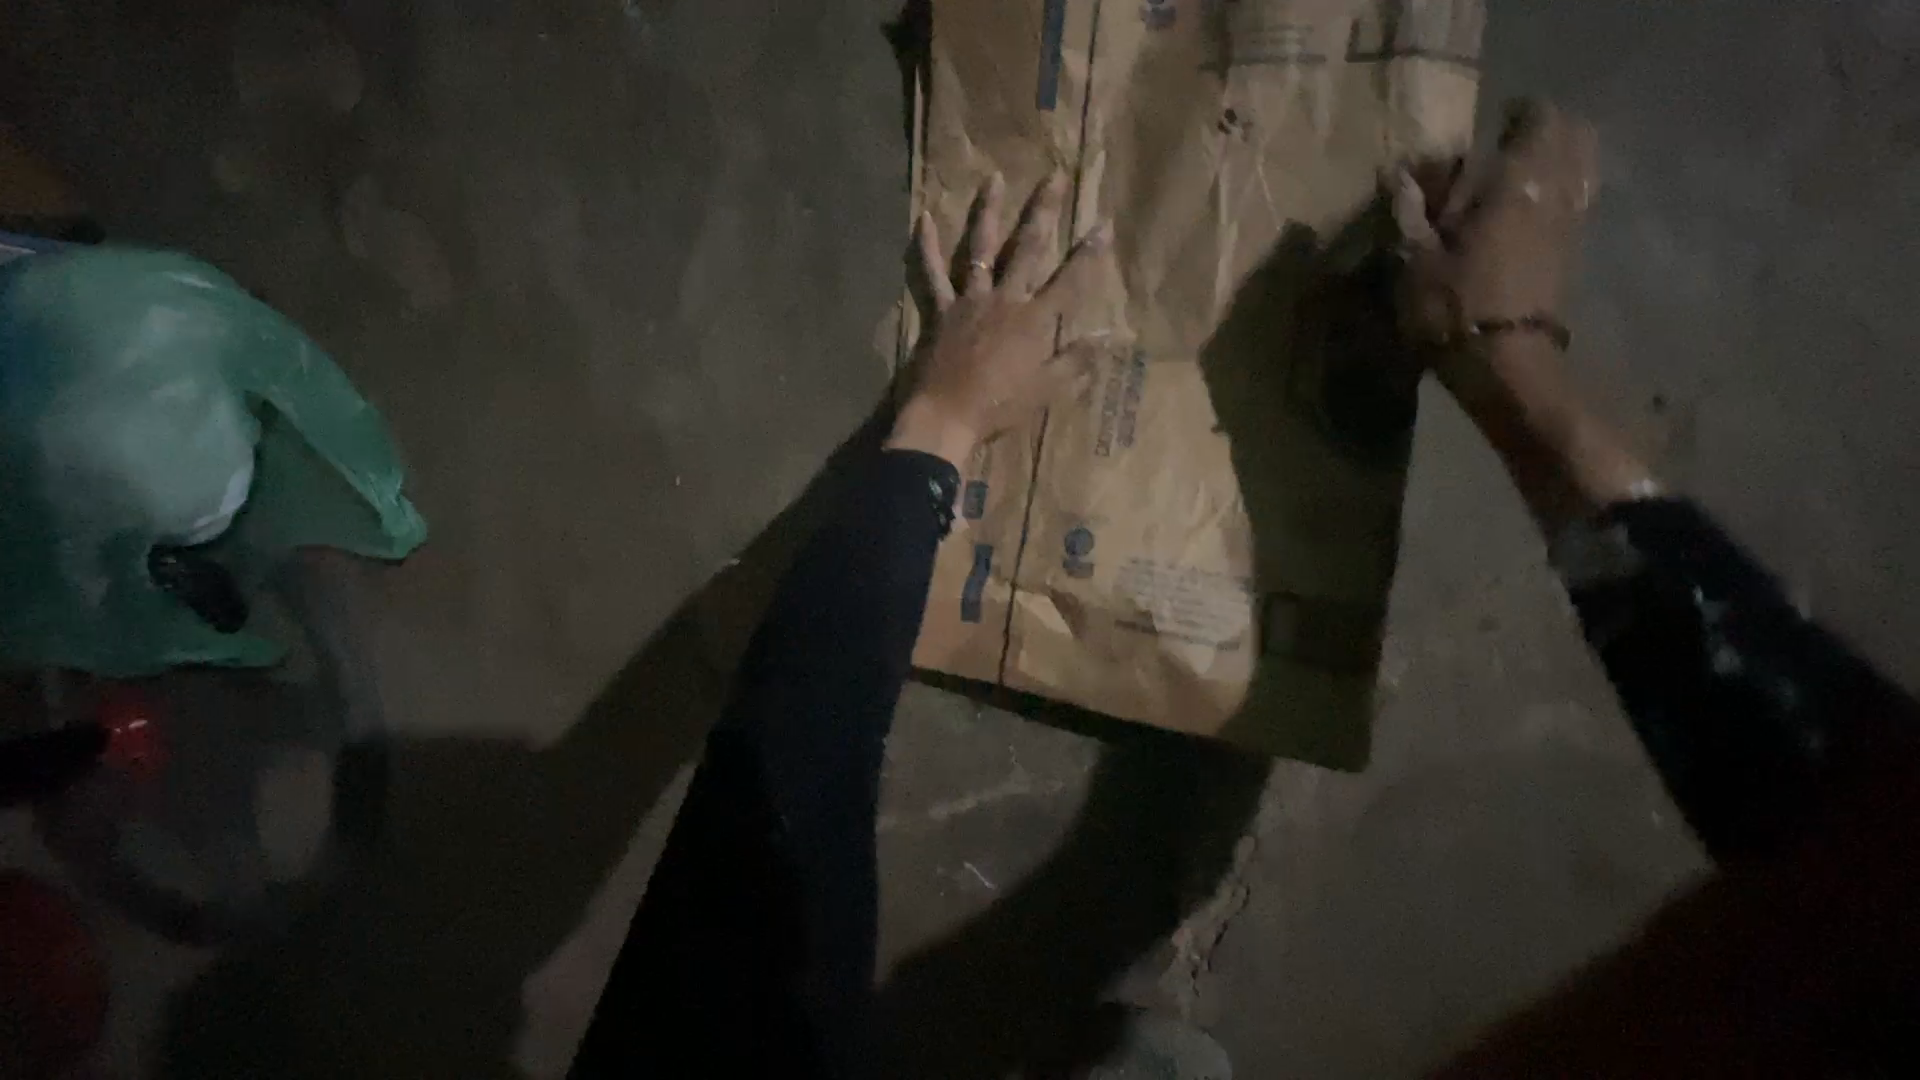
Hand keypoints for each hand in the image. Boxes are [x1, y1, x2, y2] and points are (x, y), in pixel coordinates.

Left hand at [887, 171, 1110, 465]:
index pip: (1069, 281)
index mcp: (1034, 321)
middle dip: (1043, 211)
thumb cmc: (999, 408)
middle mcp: (1004, 300)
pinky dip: (927, 247)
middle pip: (1027, 249)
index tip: (1104, 223)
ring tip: (994, 178)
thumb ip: (1077, 360)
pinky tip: (923, 218)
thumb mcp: (1046, 389)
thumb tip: (1113, 336)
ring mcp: (969, 301)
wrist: (946, 417)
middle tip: (1054, 176)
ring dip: (988, 212)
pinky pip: (932, 274)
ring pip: (981, 249)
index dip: (1089, 254)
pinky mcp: (940, 311)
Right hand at [1394, 99, 1598, 372]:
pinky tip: (1527, 214)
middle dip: (1546, 133)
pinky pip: (1575, 201)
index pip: (1536, 120)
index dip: (1517, 114)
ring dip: (1555, 164)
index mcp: (1516, 182)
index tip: (1492, 123)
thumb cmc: (1453, 308)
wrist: (1506, 363)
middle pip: (1574, 137)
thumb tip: (1400, 175)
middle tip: (1508, 145)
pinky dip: (1558, 194)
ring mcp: (1571, 222)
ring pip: (1581, 168)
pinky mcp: (1572, 252)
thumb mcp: (1414, 261)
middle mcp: (1556, 191)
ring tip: (1517, 179)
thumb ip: (1411, 213)